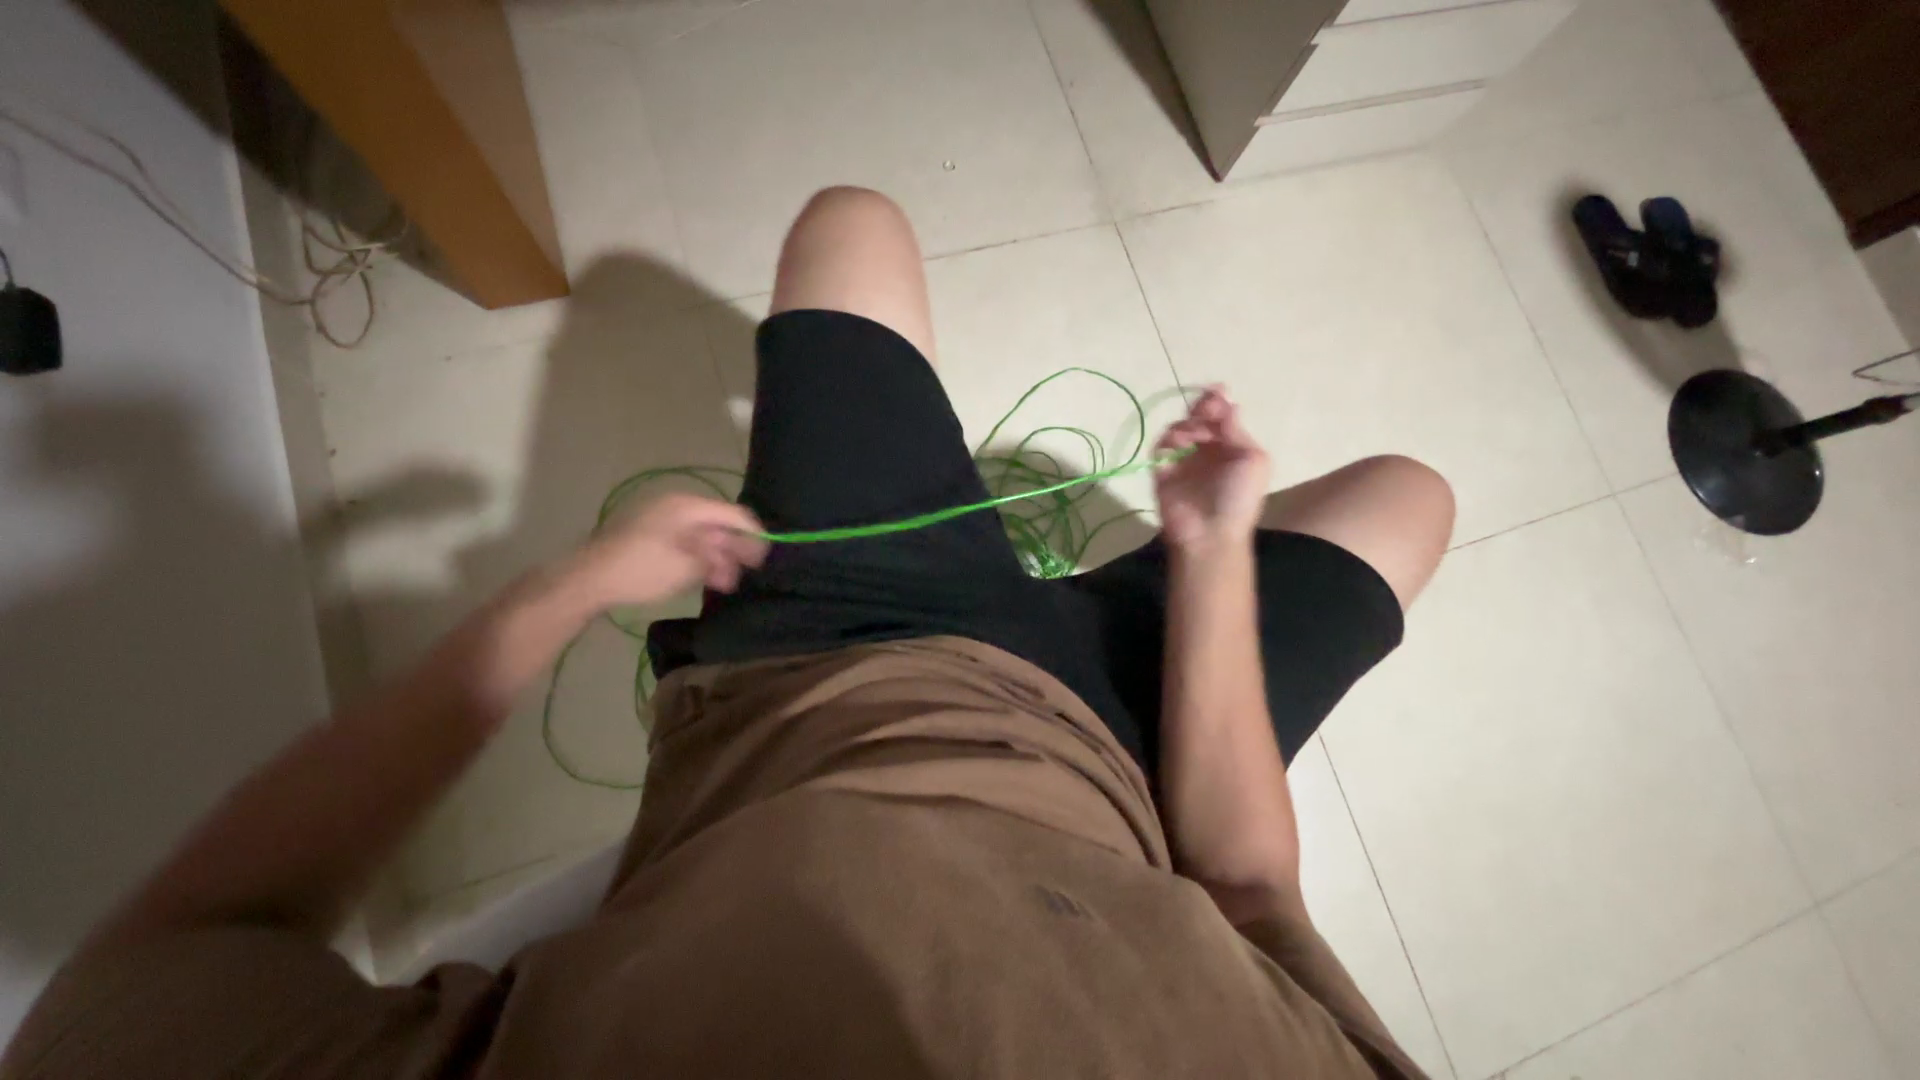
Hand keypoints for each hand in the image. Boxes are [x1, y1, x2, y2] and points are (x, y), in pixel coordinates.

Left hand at [573, 494, 767, 607]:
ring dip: (717, 557)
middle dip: (734, 549)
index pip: (733, 514)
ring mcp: (661, 521)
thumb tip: (738, 556)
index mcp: (687, 506)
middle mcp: (677, 507)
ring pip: (701, 536)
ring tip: (727, 583)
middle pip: (718, 524)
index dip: (753, 534)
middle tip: (749, 574)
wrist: (588, 579)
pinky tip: (705, 578)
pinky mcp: (650, 536)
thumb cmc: (642, 568)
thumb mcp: (687, 566)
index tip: (767, 556)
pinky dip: (698, 558)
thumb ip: (719, 558)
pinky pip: (684, 543)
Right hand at [1154, 387, 1270, 553]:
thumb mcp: (1252, 459)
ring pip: (1179, 427)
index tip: (1217, 392)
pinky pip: (1160, 446)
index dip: (1218, 401)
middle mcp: (1207, 449)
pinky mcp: (1162, 470)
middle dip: (1201, 407)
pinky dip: (1168, 440)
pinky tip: (1179, 445)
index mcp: (1232, 446)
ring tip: (1193, 436)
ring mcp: (1184, 459)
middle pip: (1199, 416)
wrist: (1211, 533)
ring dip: (1186, 425)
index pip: (1222, 415)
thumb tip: (1229, 404)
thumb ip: (1237, 430)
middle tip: (1204, 410)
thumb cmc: (1239, 498)